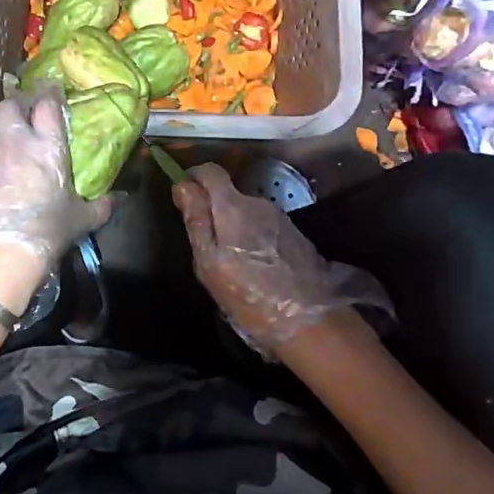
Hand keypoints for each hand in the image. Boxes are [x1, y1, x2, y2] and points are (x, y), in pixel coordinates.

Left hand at [0, 91, 116, 296]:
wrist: (6, 250)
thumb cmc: (50, 228)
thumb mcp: (84, 217)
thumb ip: (104, 203)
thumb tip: (122, 197)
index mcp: (48, 145)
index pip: (47, 104)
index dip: (49, 93)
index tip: (52, 90)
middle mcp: (17, 141)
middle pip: (10, 105)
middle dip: (16, 106)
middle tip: (24, 114)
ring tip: (3, 136)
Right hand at [173, 164, 391, 355]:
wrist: (310, 322)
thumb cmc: (248, 294)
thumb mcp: (209, 262)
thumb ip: (196, 220)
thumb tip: (183, 185)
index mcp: (233, 207)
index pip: (210, 171)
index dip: (194, 178)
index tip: (186, 199)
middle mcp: (258, 204)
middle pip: (228, 195)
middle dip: (214, 213)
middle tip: (209, 249)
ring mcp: (280, 218)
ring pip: (246, 214)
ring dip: (236, 229)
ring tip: (235, 265)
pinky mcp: (294, 235)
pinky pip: (264, 227)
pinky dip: (254, 240)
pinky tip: (258, 269)